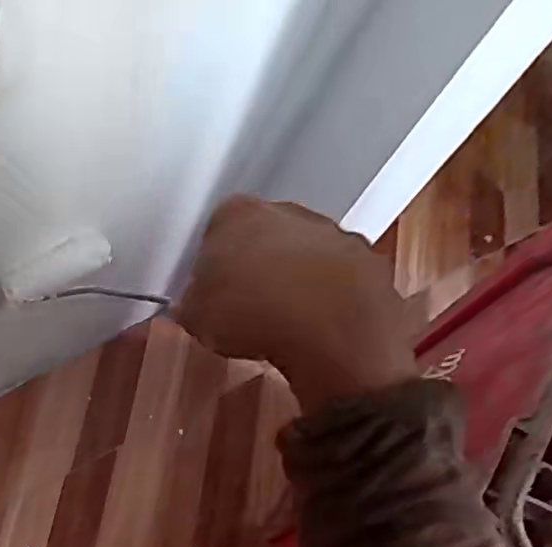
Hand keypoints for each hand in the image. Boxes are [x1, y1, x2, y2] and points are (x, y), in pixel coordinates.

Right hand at [177, 196, 416, 412]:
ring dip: (287, 284)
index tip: (206, 292)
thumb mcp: (196, 317)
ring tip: (272, 326)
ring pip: (298, 256)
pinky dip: (319, 301)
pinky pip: (330, 280)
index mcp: (235, 214)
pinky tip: (304, 330)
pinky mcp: (362, 260)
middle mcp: (284, 210)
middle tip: (236, 310)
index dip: (209, 265)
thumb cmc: (250, 311)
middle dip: (250, 268)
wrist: (327, 325)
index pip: (214, 231)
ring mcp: (328, 232)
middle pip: (260, 237)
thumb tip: (191, 307)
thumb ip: (190, 305)